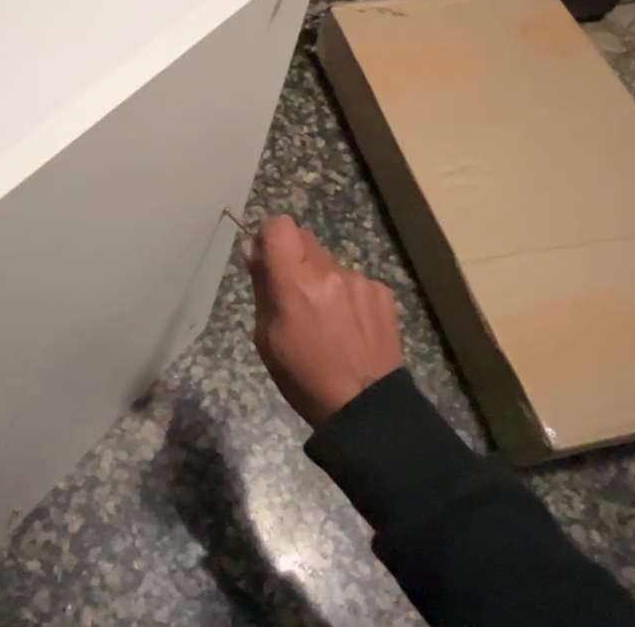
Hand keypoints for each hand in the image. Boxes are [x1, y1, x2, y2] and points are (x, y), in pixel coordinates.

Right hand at [246, 216, 402, 427]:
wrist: (366, 407)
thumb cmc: (304, 377)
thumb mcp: (267, 337)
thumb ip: (262, 287)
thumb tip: (252, 250)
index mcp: (294, 282)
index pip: (279, 226)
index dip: (269, 236)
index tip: (266, 258)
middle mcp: (328, 271)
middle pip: (304, 238)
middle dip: (293, 258)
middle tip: (293, 293)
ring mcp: (359, 280)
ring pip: (329, 262)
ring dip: (321, 280)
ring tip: (327, 321)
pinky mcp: (382, 292)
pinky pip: (354, 281)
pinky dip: (346, 296)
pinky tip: (349, 328)